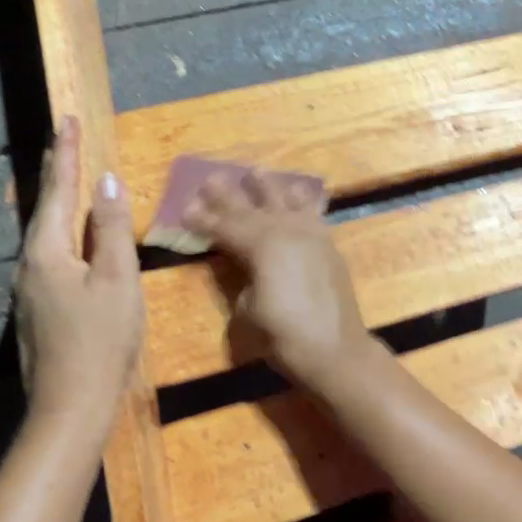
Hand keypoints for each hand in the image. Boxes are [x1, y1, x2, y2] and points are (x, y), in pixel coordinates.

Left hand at [15, 116, 145, 431]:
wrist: (71, 407)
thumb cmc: (101, 340)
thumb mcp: (117, 279)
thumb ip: (113, 228)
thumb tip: (108, 181)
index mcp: (47, 252)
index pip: (59, 191)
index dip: (65, 154)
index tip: (66, 120)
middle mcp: (30, 265)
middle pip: (46, 208)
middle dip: (57, 171)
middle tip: (64, 138)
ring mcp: (32, 290)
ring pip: (47, 232)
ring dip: (60, 200)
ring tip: (70, 176)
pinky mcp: (41, 308)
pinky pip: (53, 253)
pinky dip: (66, 229)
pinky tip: (76, 234)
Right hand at [181, 171, 377, 387]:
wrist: (336, 349)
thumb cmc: (285, 335)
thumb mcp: (248, 310)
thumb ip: (243, 279)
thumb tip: (246, 267)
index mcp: (261, 246)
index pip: (225, 227)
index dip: (204, 219)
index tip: (185, 206)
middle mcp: (287, 231)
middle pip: (252, 209)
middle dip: (230, 195)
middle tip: (211, 179)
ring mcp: (311, 235)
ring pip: (286, 202)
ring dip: (269, 187)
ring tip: (256, 172)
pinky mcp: (328, 245)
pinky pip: (313, 213)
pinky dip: (304, 200)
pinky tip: (300, 191)